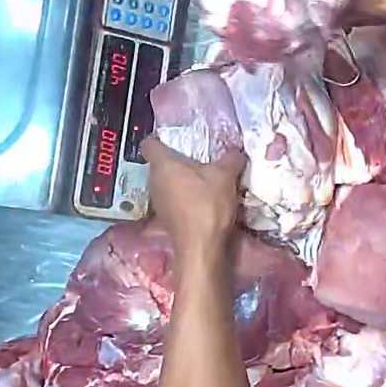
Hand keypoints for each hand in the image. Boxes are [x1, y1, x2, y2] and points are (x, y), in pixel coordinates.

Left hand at [142, 137, 243, 260]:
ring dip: (181, 180)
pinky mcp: (166, 217)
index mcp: (162, 165)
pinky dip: (184, 196)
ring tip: (203, 178)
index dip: (160, 139)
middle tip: (198, 157)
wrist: (201, 247)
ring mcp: (158, 201)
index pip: (149, 144)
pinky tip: (202, 199)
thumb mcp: (225, 176)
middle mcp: (153, 181)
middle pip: (160, 163)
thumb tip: (236, 151)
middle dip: (177, 160)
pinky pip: (173, 198)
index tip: (176, 139)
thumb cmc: (207, 204)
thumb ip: (231, 158)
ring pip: (166, 182)